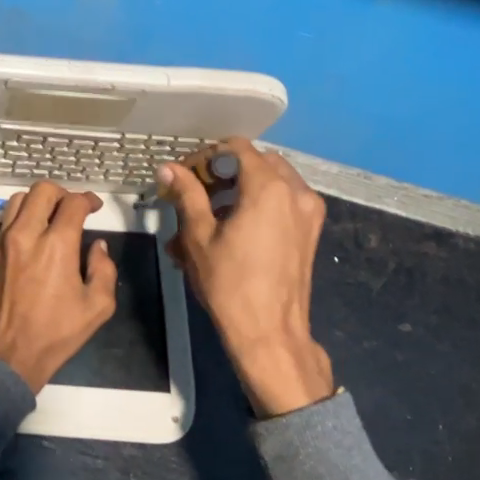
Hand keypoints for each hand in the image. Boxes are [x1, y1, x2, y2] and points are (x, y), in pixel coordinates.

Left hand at [0, 181, 118, 392]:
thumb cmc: (56, 333)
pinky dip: (21, 216)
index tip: (94, 206)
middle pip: (42, 191)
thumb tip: (97, 247)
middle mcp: (26, 235)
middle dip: (62, 193)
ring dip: (38, 202)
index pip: (72, 204)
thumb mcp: (98, 307)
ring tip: (51, 217)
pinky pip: (5, 220)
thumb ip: (104, 270)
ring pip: (18, 200)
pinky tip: (34, 234)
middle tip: (74, 208)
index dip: (88, 200)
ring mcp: (3, 243)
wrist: (8, 354)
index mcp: (56, 246)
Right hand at [160, 138, 334, 417]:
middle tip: (195, 194)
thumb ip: (187, 195)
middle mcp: (296, 191)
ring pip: (272, 180)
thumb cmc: (229, 284)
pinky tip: (233, 229)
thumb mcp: (199, 237)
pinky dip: (258, 203)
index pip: (236, 148)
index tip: (184, 177)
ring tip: (210, 216)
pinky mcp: (310, 230)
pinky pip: (283, 201)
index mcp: (268, 188)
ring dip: (240, 188)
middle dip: (224, 172)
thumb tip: (168, 168)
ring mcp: (308, 211)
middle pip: (257, 161)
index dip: (206, 156)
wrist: (270, 331)